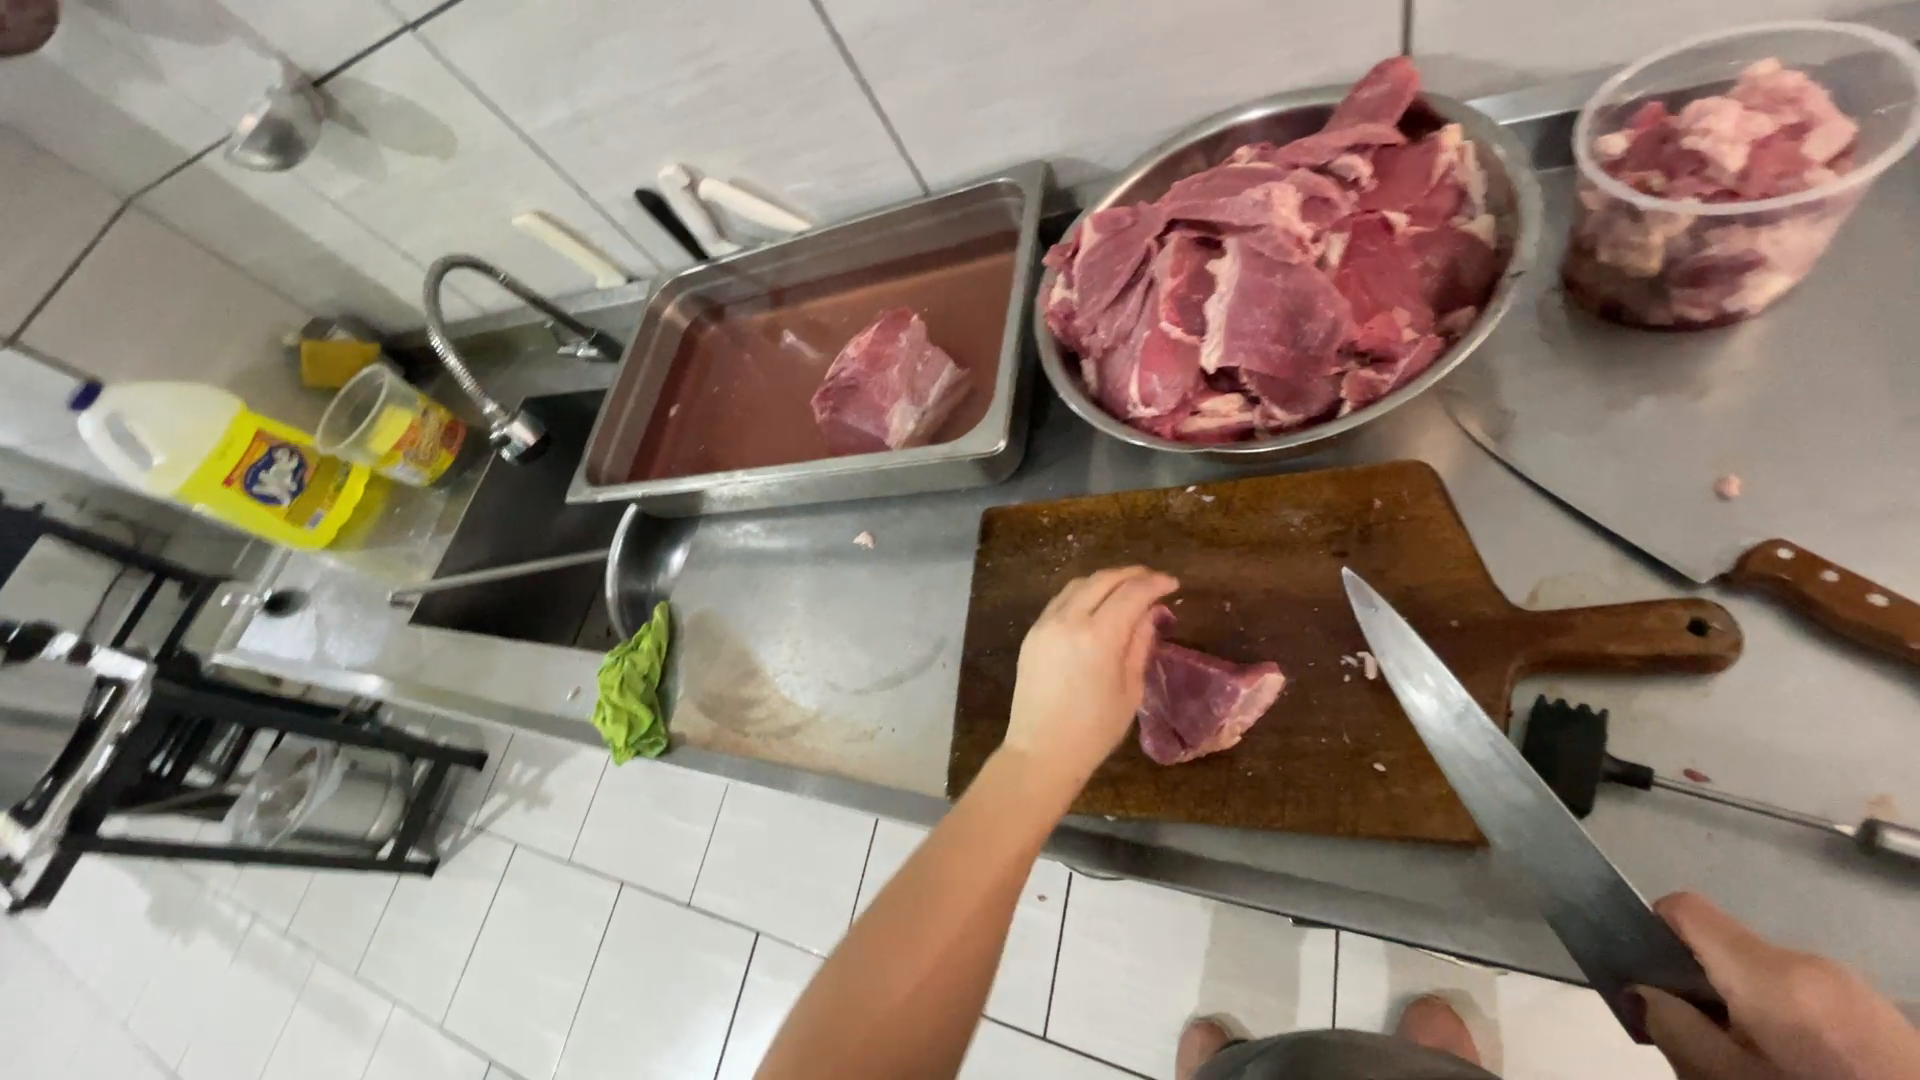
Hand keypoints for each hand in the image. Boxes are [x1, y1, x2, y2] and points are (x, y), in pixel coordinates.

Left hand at [1000, 566, 1178, 783]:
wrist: (1042, 750)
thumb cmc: (1094, 730)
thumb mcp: (1130, 689)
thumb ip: (1139, 644)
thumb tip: (1151, 613)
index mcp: (1098, 637)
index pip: (1132, 593)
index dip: (1155, 584)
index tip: (1173, 584)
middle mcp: (1068, 621)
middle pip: (1103, 580)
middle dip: (1132, 575)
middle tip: (1153, 581)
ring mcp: (1045, 625)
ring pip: (1078, 585)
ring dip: (1105, 581)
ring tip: (1127, 590)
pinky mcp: (1032, 634)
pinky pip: (1060, 601)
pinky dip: (1083, 594)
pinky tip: (1097, 605)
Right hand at [1639, 891, 1919, 1079]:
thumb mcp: (1724, 1077)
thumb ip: (1672, 1026)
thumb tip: (1640, 992)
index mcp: (1767, 970)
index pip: (1684, 907)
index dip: (1653, 929)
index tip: (1651, 977)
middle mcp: (1810, 963)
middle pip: (1726, 950)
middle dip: (1702, 986)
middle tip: (1703, 1041)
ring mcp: (1857, 990)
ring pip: (1768, 978)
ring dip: (1748, 1007)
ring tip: (1758, 1062)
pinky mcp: (1887, 1016)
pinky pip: (1811, 998)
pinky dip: (1791, 1022)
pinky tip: (1806, 1066)